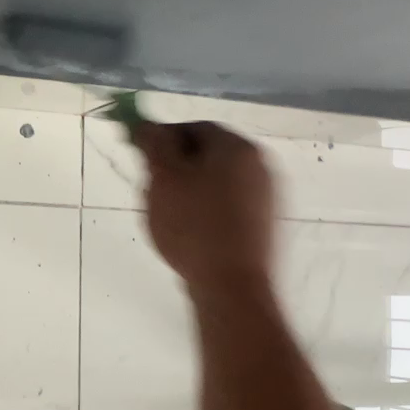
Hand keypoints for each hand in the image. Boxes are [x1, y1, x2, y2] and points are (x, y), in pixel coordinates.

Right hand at [132, 120, 276, 293]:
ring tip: (170, 216)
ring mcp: (268, 195)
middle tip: (152, 190)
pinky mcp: (266, 223)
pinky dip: (208, 210)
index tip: (141, 161)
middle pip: (209, 154)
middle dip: (177, 166)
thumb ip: (154, 145)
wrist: (232, 284)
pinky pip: (230, 204)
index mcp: (237, 147)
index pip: (194, 127)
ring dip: (191, 190)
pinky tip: (192, 233)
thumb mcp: (163, 179)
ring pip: (218, 180)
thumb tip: (147, 124)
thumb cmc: (192, 226)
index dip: (163, 139)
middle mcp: (261, 164)